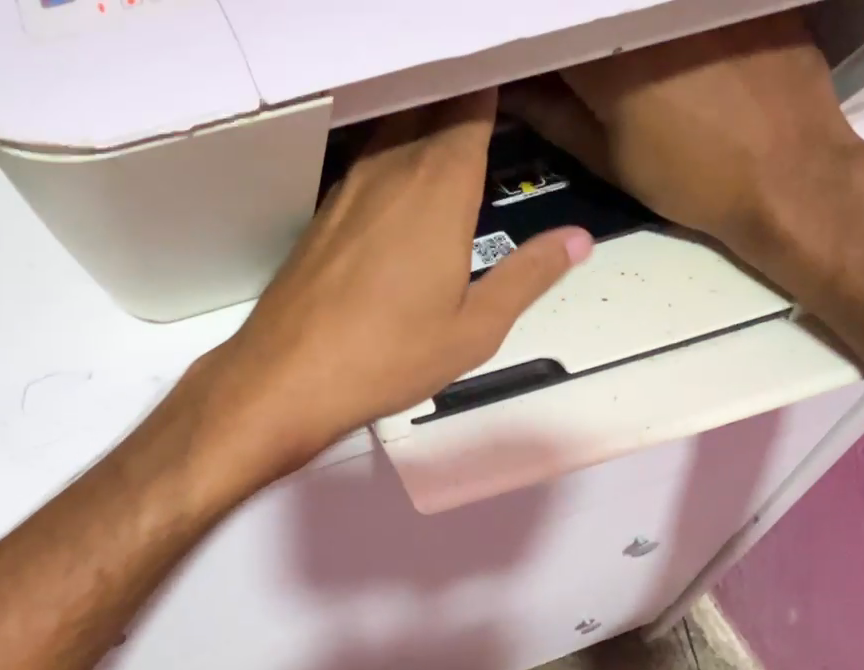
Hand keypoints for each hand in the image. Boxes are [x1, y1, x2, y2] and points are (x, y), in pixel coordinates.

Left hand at [181, 90, 592, 483]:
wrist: (287, 377)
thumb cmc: (388, 357)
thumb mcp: (476, 328)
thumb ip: (529, 276)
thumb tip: (577, 240)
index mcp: (440, 184)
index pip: (472, 108)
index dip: (493, 97)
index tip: (514, 101)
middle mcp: (391, 169)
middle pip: (431, 113)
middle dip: (462, 112)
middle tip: (491, 130)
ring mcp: (347, 188)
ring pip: (393, 137)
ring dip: (423, 136)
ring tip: (452, 160)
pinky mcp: (320, 216)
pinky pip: (364, 170)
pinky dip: (390, 168)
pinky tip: (399, 203)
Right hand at [501, 14, 863, 254]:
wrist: (788, 175)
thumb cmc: (689, 179)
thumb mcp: (608, 159)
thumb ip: (554, 117)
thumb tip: (509, 92)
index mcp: (608, 56)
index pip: (553, 30)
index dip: (537, 41)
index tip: (528, 60)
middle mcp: (651, 10)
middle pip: (597, 7)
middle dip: (576, 24)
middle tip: (572, 59)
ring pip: (640, 4)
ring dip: (620, 19)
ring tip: (625, 55)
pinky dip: (670, 11)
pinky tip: (679, 47)